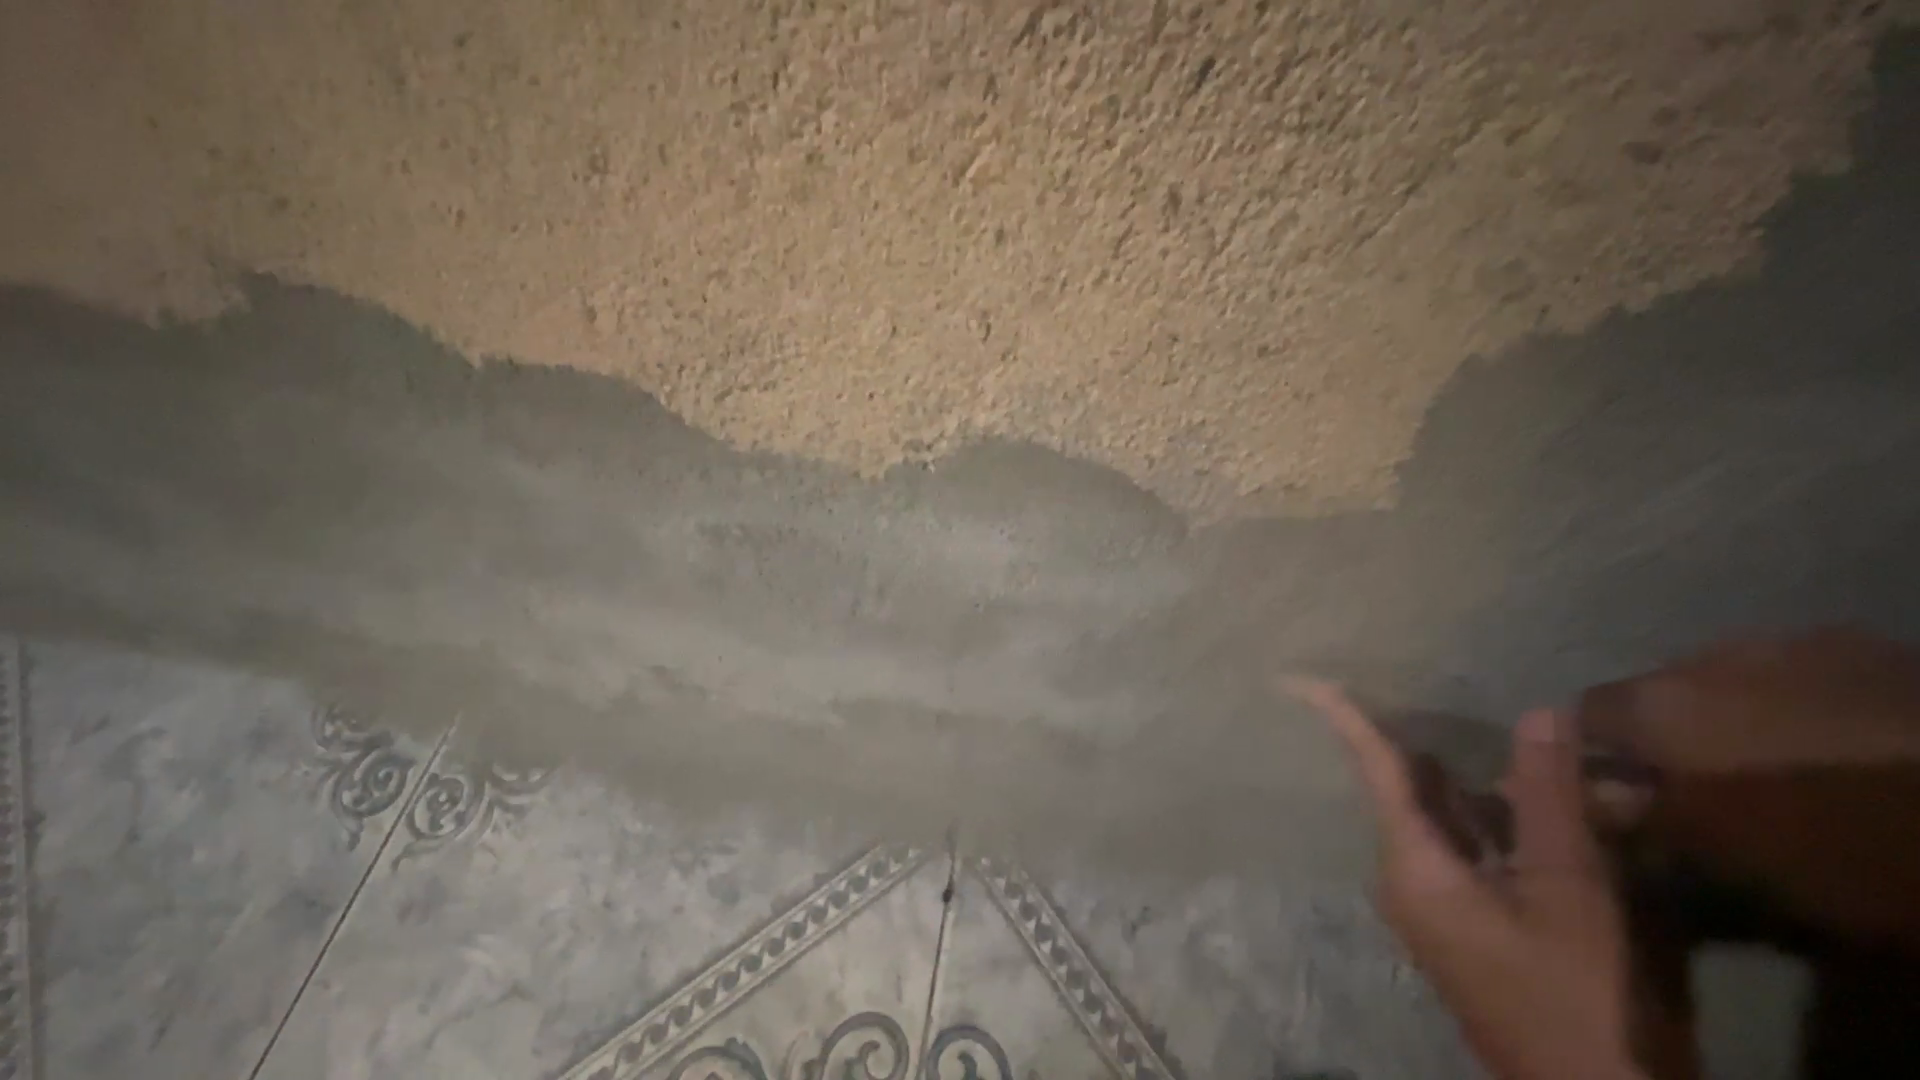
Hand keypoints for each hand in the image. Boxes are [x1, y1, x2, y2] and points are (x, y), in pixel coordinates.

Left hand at [1287, 679, 1645, 1079]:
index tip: (1303, 678)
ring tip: (1509, 740)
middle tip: (1431, 689)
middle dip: (1427, 746)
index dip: (1342, 719)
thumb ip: (1549, 798)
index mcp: (1410, 865)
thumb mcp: (1568, 888)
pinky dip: (1490, 825)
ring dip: (1475, 787)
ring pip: (1441, 823)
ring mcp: (1429, 905)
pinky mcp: (1458, 924)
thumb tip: (1538, 713)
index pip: (1373, 771)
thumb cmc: (1573, 991)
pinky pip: (1460, 854)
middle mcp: (1403, 878)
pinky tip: (1533, 803)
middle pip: (1407, 792)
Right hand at [1578, 628, 1919, 951]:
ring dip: (1733, 714)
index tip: (1625, 797)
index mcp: (1655, 706)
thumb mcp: (1728, 860)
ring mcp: (1784, 642)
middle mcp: (1700, 658)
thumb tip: (1591, 802)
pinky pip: (1796, 671)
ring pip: (1724, 678)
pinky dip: (1796, 702)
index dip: (1596, 755)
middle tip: (1705, 786)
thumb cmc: (1839, 841)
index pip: (1581, 715)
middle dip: (1667, 732)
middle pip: (1653, 693)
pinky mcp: (1861, 644)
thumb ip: (1639, 823)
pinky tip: (1834, 741)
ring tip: (1778, 763)